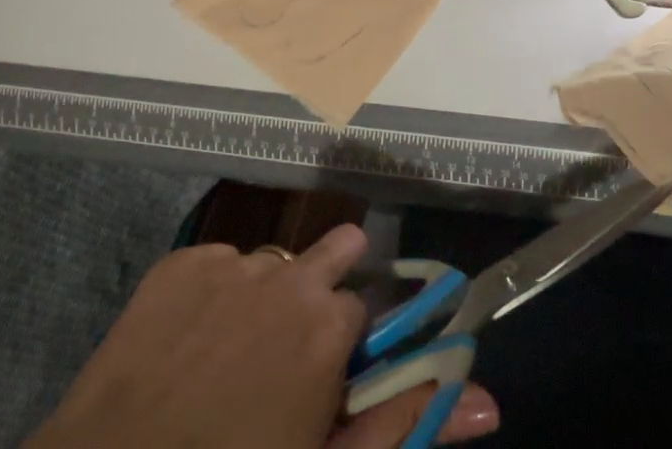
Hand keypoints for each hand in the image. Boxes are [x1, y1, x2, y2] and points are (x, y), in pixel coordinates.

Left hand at [27, 225, 499, 448]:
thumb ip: (409, 421)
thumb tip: (492, 402)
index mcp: (333, 323)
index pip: (366, 309)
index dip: (348, 344)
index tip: (327, 376)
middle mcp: (291, 278)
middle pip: (337, 250)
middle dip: (326, 285)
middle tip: (290, 344)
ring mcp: (230, 266)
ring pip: (272, 264)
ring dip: (266, 296)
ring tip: (229, 353)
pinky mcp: (179, 265)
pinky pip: (218, 262)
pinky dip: (213, 291)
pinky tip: (189, 338)